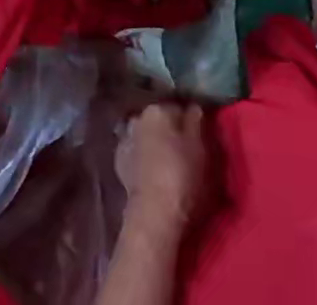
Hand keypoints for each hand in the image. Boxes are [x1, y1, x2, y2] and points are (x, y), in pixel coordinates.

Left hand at [115, 103, 206, 231]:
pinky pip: (135, 152)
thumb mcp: (198, 146)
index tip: (196, 133)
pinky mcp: (119, 161)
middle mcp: (137, 118)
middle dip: (167, 129)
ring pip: (144, 135)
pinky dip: (142, 156)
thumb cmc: (182, 173)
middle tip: (182, 147)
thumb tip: (192, 107)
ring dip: (152, 141)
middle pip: (157, 120)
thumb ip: (195, 122)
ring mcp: (124, 139)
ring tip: (165, 159)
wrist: (154, 209)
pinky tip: (151, 169)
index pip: (176, 108)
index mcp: (157, 110)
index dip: (187, 121)